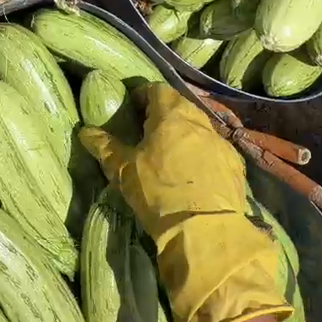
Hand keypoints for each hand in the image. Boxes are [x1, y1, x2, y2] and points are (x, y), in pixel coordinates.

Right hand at [79, 85, 290, 321]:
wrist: (205, 231)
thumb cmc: (158, 191)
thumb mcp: (124, 169)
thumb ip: (105, 146)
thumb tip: (85, 131)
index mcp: (171, 113)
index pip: (156, 89)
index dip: (142, 96)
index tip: (132, 110)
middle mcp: (199, 120)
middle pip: (179, 106)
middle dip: (164, 115)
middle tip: (148, 133)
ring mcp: (221, 143)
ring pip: (199, 128)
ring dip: (185, 135)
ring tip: (170, 155)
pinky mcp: (236, 166)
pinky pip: (215, 151)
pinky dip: (203, 156)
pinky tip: (194, 175)